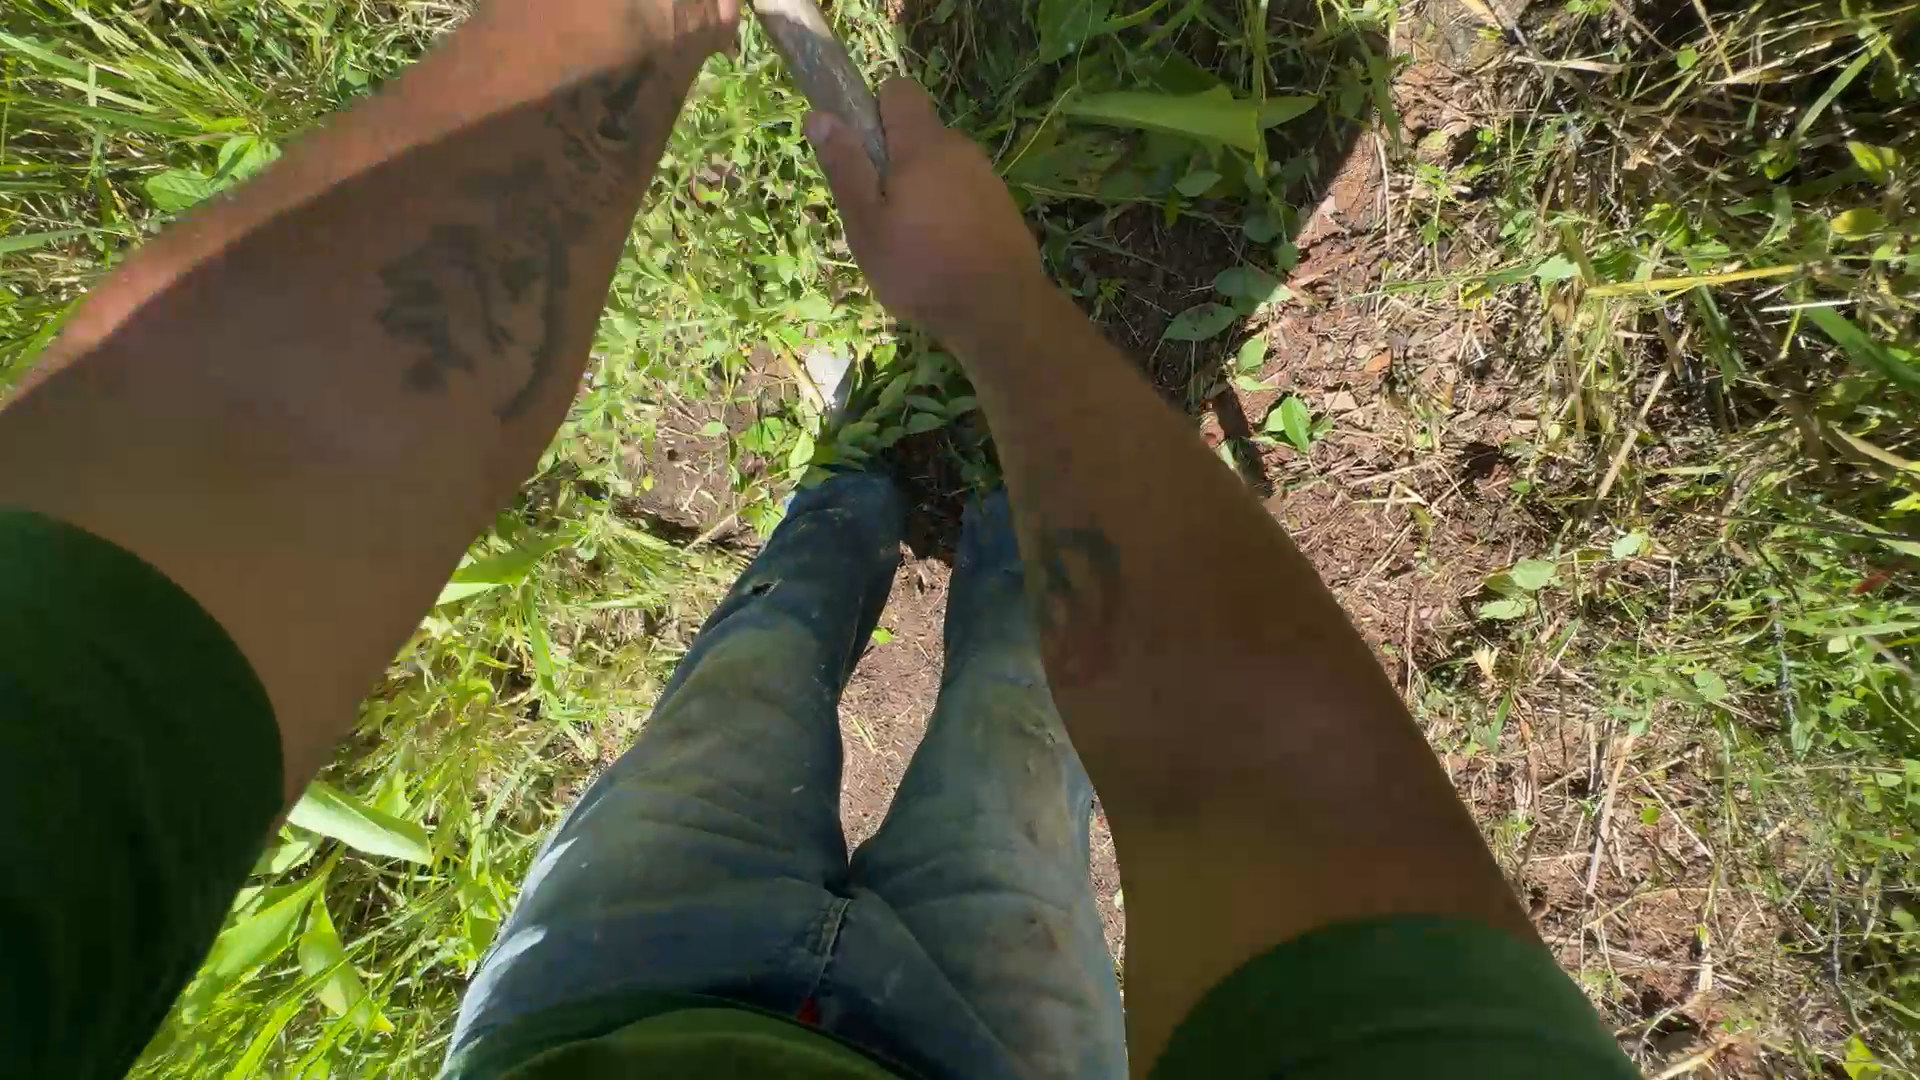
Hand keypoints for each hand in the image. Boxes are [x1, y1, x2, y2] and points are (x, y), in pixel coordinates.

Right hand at [807, 78, 1046, 342]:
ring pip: (944, 172)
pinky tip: (945, 259)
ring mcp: (988, 180)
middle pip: (920, 137)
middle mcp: (961, 149)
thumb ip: (845, 168)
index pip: (898, 90)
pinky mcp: (1004, 211)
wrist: (999, 312)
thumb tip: (819, 117)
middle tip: (882, 218)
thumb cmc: (921, 269)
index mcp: (923, 143)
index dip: (874, 115)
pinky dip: (951, 219)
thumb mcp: (867, 225)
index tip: (864, 158)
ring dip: (925, 196)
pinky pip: (967, 200)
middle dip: (897, 166)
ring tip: (915, 248)